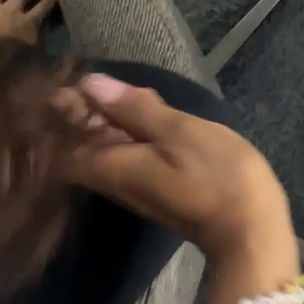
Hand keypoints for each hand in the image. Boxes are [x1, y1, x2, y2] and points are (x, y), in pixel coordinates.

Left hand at [64, 74, 298, 303]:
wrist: (246, 224)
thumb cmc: (213, 172)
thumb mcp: (176, 131)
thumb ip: (133, 109)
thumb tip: (90, 85)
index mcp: (113, 166)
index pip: (62, 145)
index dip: (57, 116)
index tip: (63, 82)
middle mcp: (116, 179)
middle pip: (81, 146)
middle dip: (80, 113)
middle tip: (86, 78)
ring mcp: (137, 183)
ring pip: (106, 149)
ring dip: (104, 119)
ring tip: (111, 87)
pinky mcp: (158, 183)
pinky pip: (128, 152)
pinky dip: (127, 130)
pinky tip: (144, 112)